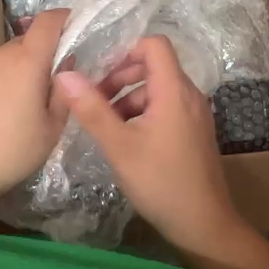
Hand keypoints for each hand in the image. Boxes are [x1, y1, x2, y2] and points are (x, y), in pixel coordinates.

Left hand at [0, 8, 72, 208]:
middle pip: (31, 39)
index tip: (80, 30)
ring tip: (32, 103)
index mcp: (26, 60)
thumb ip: (63, 90)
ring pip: (12, 55)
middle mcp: (0, 53)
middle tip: (59, 84)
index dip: (67, 18)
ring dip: (26, 68)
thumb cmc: (10, 151)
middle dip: (48, 53)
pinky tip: (7, 110)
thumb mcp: (52, 127)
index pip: (49, 20)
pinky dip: (8, 78)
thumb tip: (66, 64)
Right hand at [55, 35, 258, 256]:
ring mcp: (196, 114)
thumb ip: (92, 109)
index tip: (100, 72)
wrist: (204, 223)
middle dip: (122, 77)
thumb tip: (65, 74)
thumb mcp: (119, 146)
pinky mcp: (195, 132)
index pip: (154, 45)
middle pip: (154, 66)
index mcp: (174, 90)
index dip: (126, 50)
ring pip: (159, 90)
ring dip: (130, 99)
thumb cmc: (160, 182)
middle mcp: (190, 95)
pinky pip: (167, 108)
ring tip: (106, 125)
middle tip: (95, 100)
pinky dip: (144, 113)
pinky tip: (127, 140)